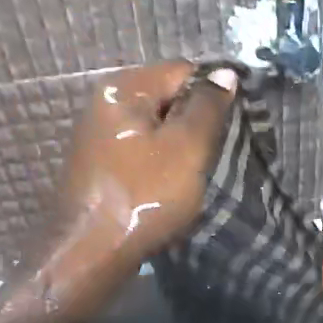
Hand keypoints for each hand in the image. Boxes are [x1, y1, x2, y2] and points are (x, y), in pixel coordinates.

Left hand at [58, 61, 239, 266]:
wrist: (90, 252)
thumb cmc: (143, 196)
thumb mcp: (186, 149)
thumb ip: (207, 108)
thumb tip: (225, 73)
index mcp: (124, 88)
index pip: (183, 71)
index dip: (213, 95)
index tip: (231, 128)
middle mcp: (106, 102)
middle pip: (167, 98)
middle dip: (195, 123)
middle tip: (215, 156)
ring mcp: (98, 134)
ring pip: (155, 128)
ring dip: (179, 147)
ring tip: (194, 174)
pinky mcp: (99, 164)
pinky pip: (140, 151)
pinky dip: (160, 164)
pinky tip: (169, 188)